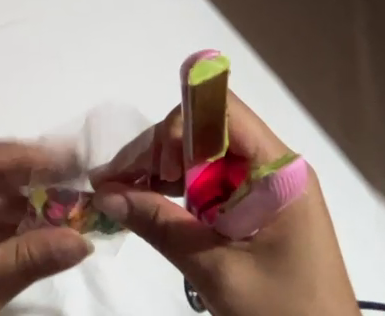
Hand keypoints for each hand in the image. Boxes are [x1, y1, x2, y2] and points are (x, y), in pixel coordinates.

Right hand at [91, 95, 355, 315]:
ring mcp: (266, 188)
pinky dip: (177, 188)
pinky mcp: (257, 210)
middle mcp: (274, 167)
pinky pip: (210, 182)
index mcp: (279, 171)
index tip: (155, 168)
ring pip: (202, 154)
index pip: (221, 111)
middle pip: (206, 130)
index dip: (180, 126)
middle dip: (160, 150)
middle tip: (118, 183)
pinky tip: (150, 202)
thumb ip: (162, 226)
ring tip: (126, 194)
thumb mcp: (218, 272)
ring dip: (163, 169)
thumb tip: (104, 193)